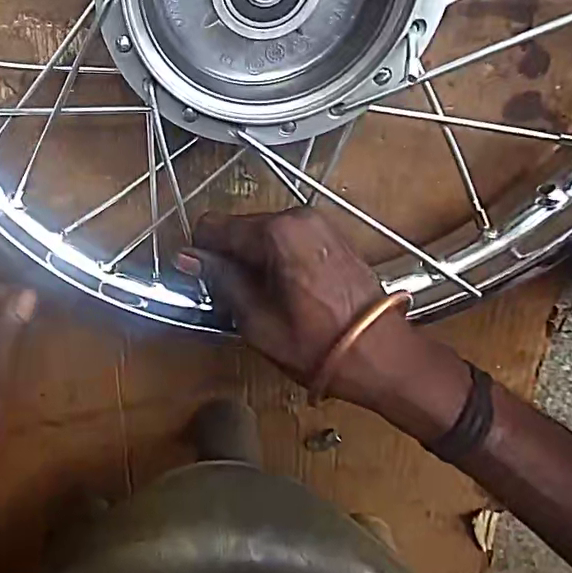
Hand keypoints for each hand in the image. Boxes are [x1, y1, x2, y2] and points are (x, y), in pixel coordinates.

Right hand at [180, 209, 466, 434]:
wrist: (384, 356)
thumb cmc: (317, 345)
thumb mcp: (256, 320)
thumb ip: (220, 279)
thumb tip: (187, 258)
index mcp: (277, 231)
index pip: (215, 226)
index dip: (201, 253)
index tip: (201, 281)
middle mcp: (298, 216)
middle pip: (240, 227)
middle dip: (230, 257)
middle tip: (235, 298)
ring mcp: (319, 223)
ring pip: (263, 233)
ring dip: (253, 260)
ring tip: (265, 299)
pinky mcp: (332, 235)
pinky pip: (288, 238)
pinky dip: (277, 258)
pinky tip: (287, 291)